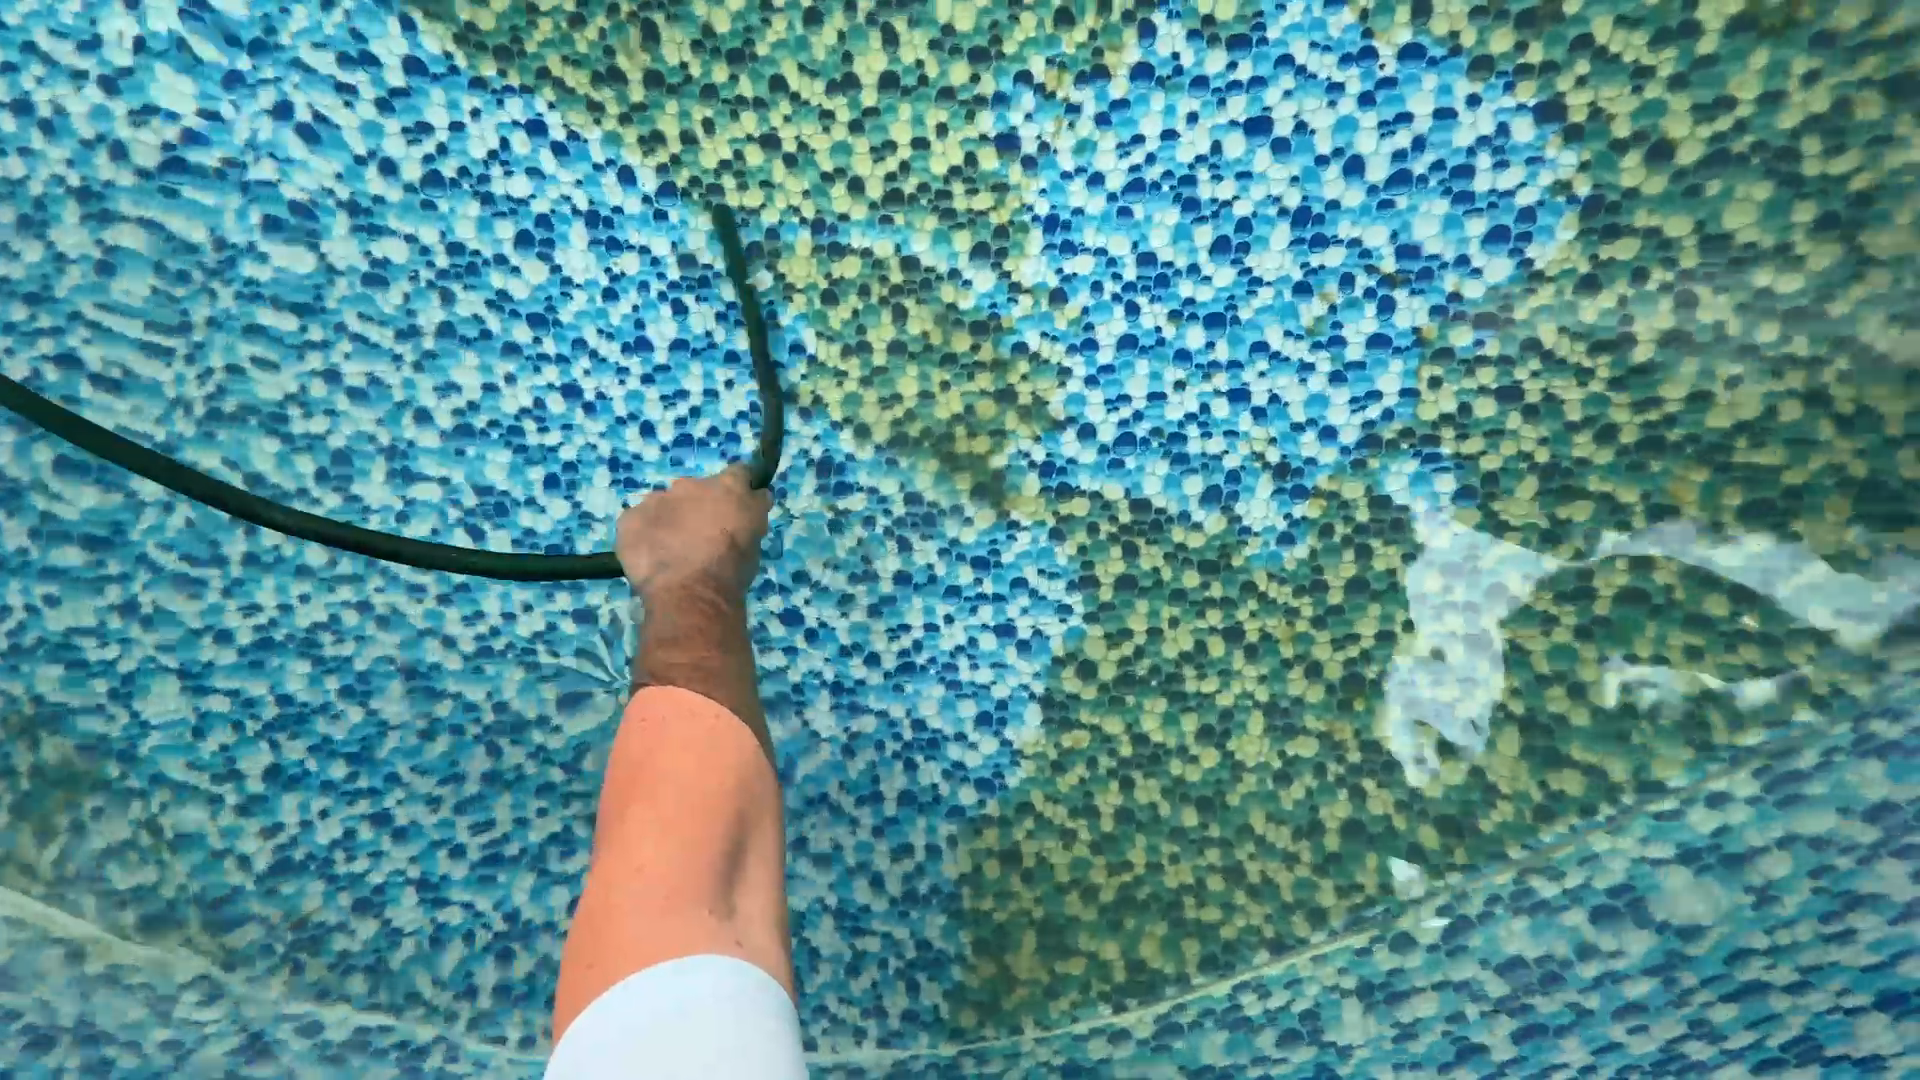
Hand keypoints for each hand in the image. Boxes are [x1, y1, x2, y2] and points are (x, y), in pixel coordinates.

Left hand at [615, 465, 772, 599]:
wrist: (691, 592)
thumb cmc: (733, 567)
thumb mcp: (757, 537)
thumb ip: (754, 510)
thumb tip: (757, 496)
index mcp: (727, 487)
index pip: (740, 472)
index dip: (740, 487)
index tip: (740, 503)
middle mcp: (690, 485)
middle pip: (696, 489)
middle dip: (700, 507)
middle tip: (705, 537)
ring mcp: (655, 500)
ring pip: (665, 505)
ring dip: (671, 520)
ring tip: (675, 551)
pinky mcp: (629, 520)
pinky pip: (639, 522)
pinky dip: (646, 535)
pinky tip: (654, 558)